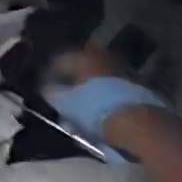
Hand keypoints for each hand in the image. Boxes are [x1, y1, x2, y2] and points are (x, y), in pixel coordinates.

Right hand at [41, 45, 167, 155]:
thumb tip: (45, 88)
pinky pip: (111, 89)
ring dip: (87, 90)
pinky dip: (102, 97)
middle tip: (61, 96)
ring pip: (96, 79)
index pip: (57, 61)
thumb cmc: (95, 109)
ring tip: (79, 107)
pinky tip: (97, 111)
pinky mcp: (136, 86)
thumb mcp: (64, 102)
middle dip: (69, 81)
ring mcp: (122, 71)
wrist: (140, 125)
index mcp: (83, 57)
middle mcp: (103, 58)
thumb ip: (51, 92)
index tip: (42, 88)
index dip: (46, 75)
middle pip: (79, 68)